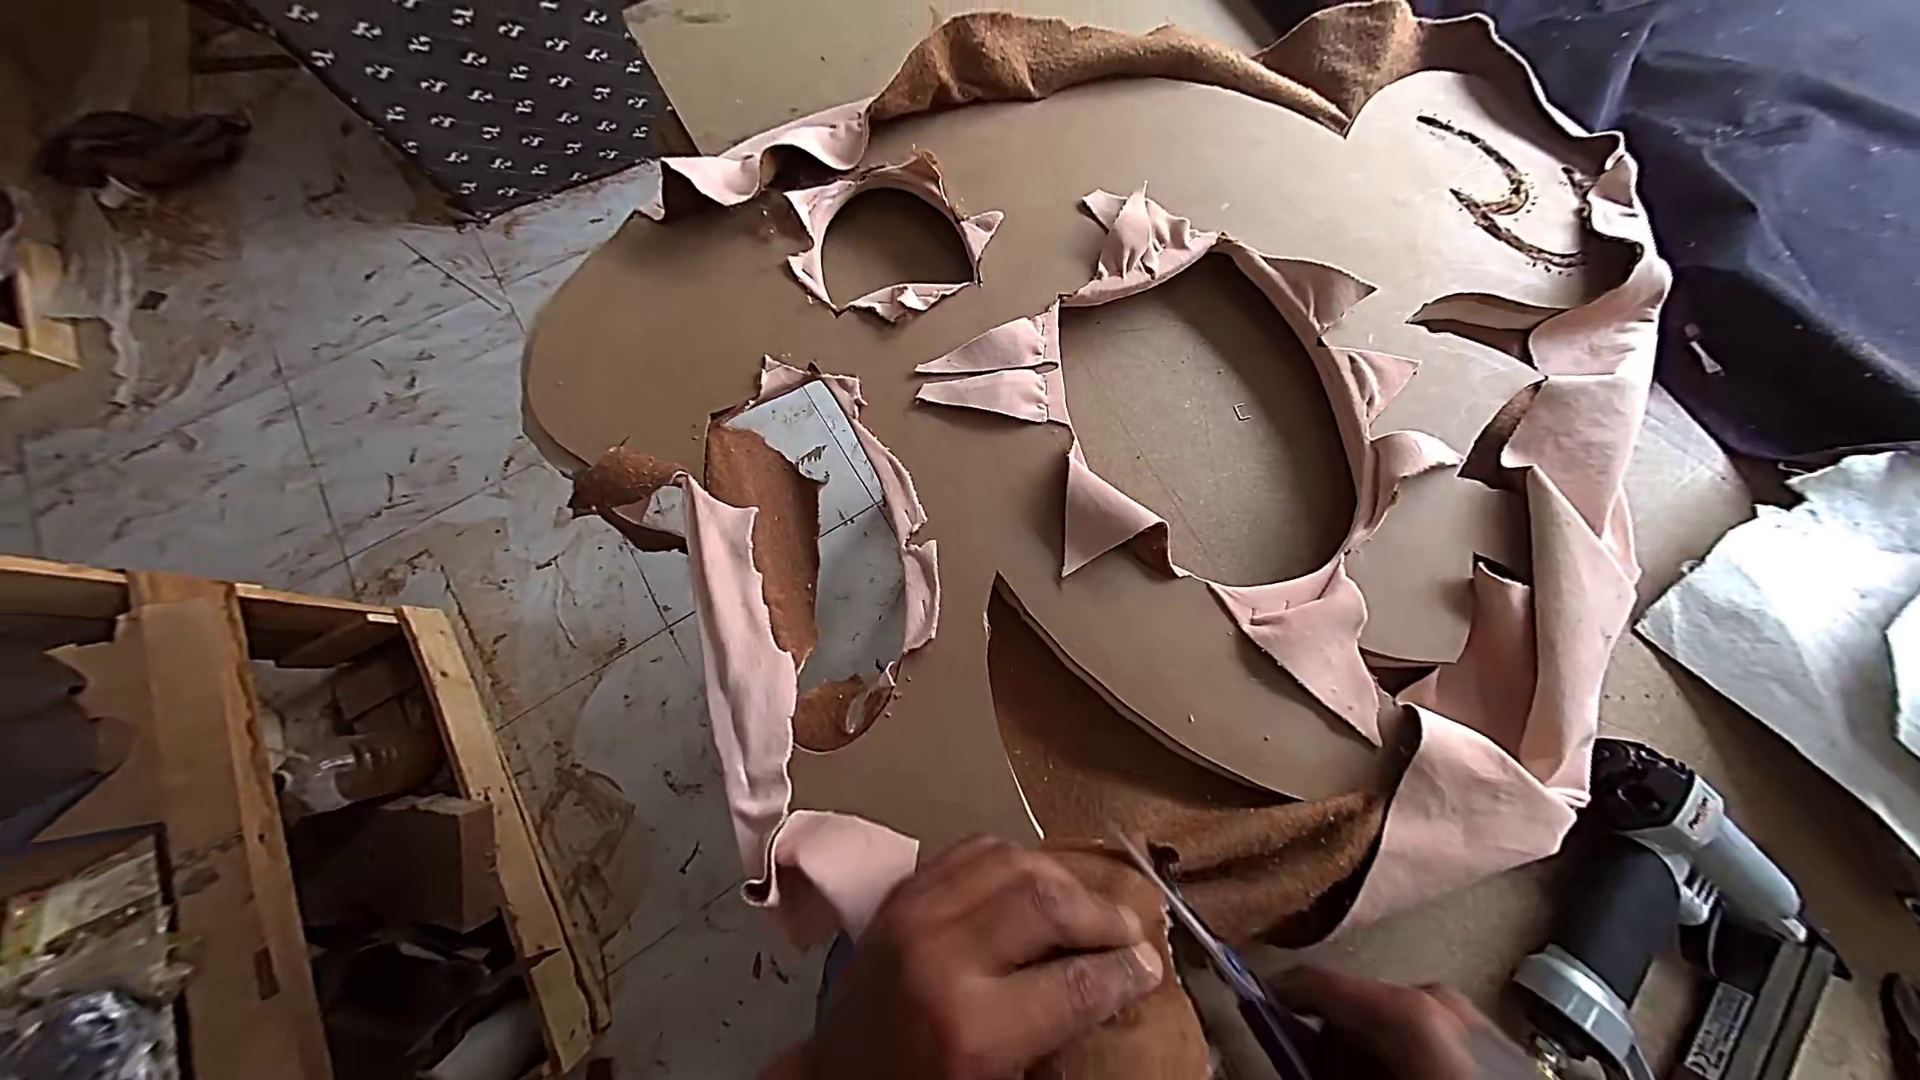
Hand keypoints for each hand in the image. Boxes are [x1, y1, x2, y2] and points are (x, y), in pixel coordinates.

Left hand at [775, 836, 1165, 1079]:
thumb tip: (1113, 985)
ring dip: (1060, 876)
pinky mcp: (903, 890)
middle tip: (1129, 928)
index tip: (1149, 965)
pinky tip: (1032, 877)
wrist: (832, 1078)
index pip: (1072, 984)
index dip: (1123, 972)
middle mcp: (942, 955)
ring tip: (1086, 901)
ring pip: (1010, 861)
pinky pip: (971, 850)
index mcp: (969, 1029)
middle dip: (1100, 915)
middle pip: (1044, 903)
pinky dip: (1012, 857)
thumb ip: (1055, 1032)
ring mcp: (916, 911)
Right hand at [1273, 967, 1536, 1079]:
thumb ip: (1322, 1067)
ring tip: (1366, 1079)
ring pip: (1391, 1018)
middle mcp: (1436, 999)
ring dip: (1368, 1052)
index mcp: (1406, 1009)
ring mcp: (1473, 1018)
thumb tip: (1286, 1050)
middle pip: (1354, 1004)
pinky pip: (1429, 1035)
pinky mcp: (1498, 1043)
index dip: (1278, 995)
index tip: (1255, 1006)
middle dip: (1332, 1041)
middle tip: (1322, 1072)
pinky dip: (1406, 1056)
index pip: (1317, 982)